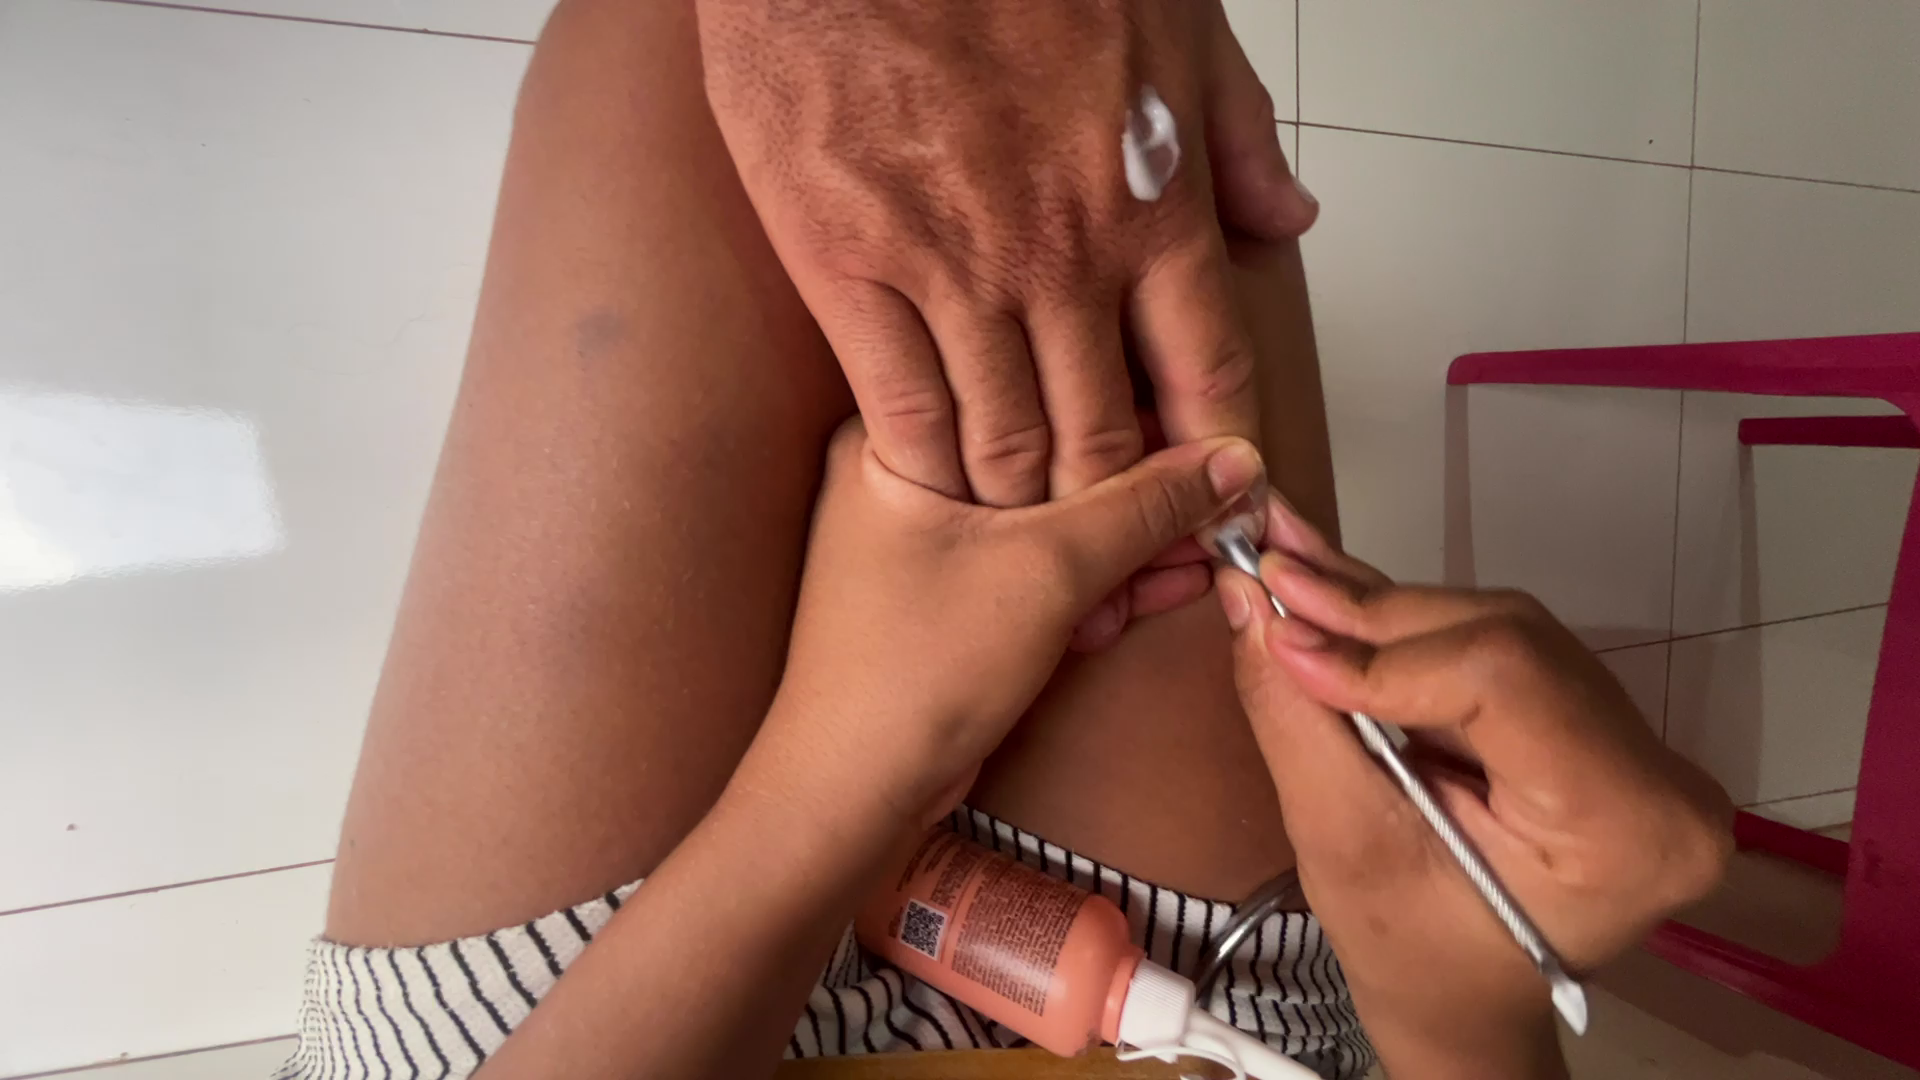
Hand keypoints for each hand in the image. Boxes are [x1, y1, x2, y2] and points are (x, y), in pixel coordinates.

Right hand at [698, 0, 1315, 513]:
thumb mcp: (1164, 24)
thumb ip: (1231, 136)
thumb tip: (1286, 223)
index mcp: (1143, 202)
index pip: (1205, 370)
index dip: (1217, 457)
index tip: (1219, 509)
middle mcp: (1059, 256)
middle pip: (1103, 437)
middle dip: (1111, 511)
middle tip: (1110, 556)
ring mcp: (954, 273)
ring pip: (1007, 446)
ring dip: (1020, 511)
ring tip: (1022, 543)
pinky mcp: (854, 274)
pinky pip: (908, 414)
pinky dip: (932, 473)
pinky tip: (940, 495)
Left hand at [766, 420, 1264, 822]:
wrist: (856, 790)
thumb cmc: (920, 668)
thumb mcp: (1044, 571)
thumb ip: (1140, 508)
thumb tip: (1228, 460)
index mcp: (898, 438)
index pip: (1032, 394)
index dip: (1131, 417)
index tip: (1207, 443)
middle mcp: (910, 476)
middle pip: (1049, 459)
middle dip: (1139, 494)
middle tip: (1219, 509)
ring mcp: (930, 537)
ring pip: (1051, 518)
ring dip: (1130, 543)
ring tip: (1209, 550)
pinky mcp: (955, 589)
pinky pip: (1037, 564)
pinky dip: (1097, 578)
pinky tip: (1168, 582)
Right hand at [1215, 497, 1733, 1070]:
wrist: (1457, 991)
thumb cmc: (1406, 951)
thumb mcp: (1337, 841)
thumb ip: (1292, 715)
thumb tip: (1246, 600)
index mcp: (1626, 823)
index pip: (1502, 678)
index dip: (1379, 651)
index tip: (1279, 641)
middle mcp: (1649, 763)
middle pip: (1495, 635)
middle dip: (1364, 611)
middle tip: (1264, 574)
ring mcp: (1617, 731)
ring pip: (1479, 623)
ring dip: (1368, 603)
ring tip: (1282, 571)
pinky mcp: (1570, 711)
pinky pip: (1472, 637)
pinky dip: (1386, 613)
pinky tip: (1325, 576)